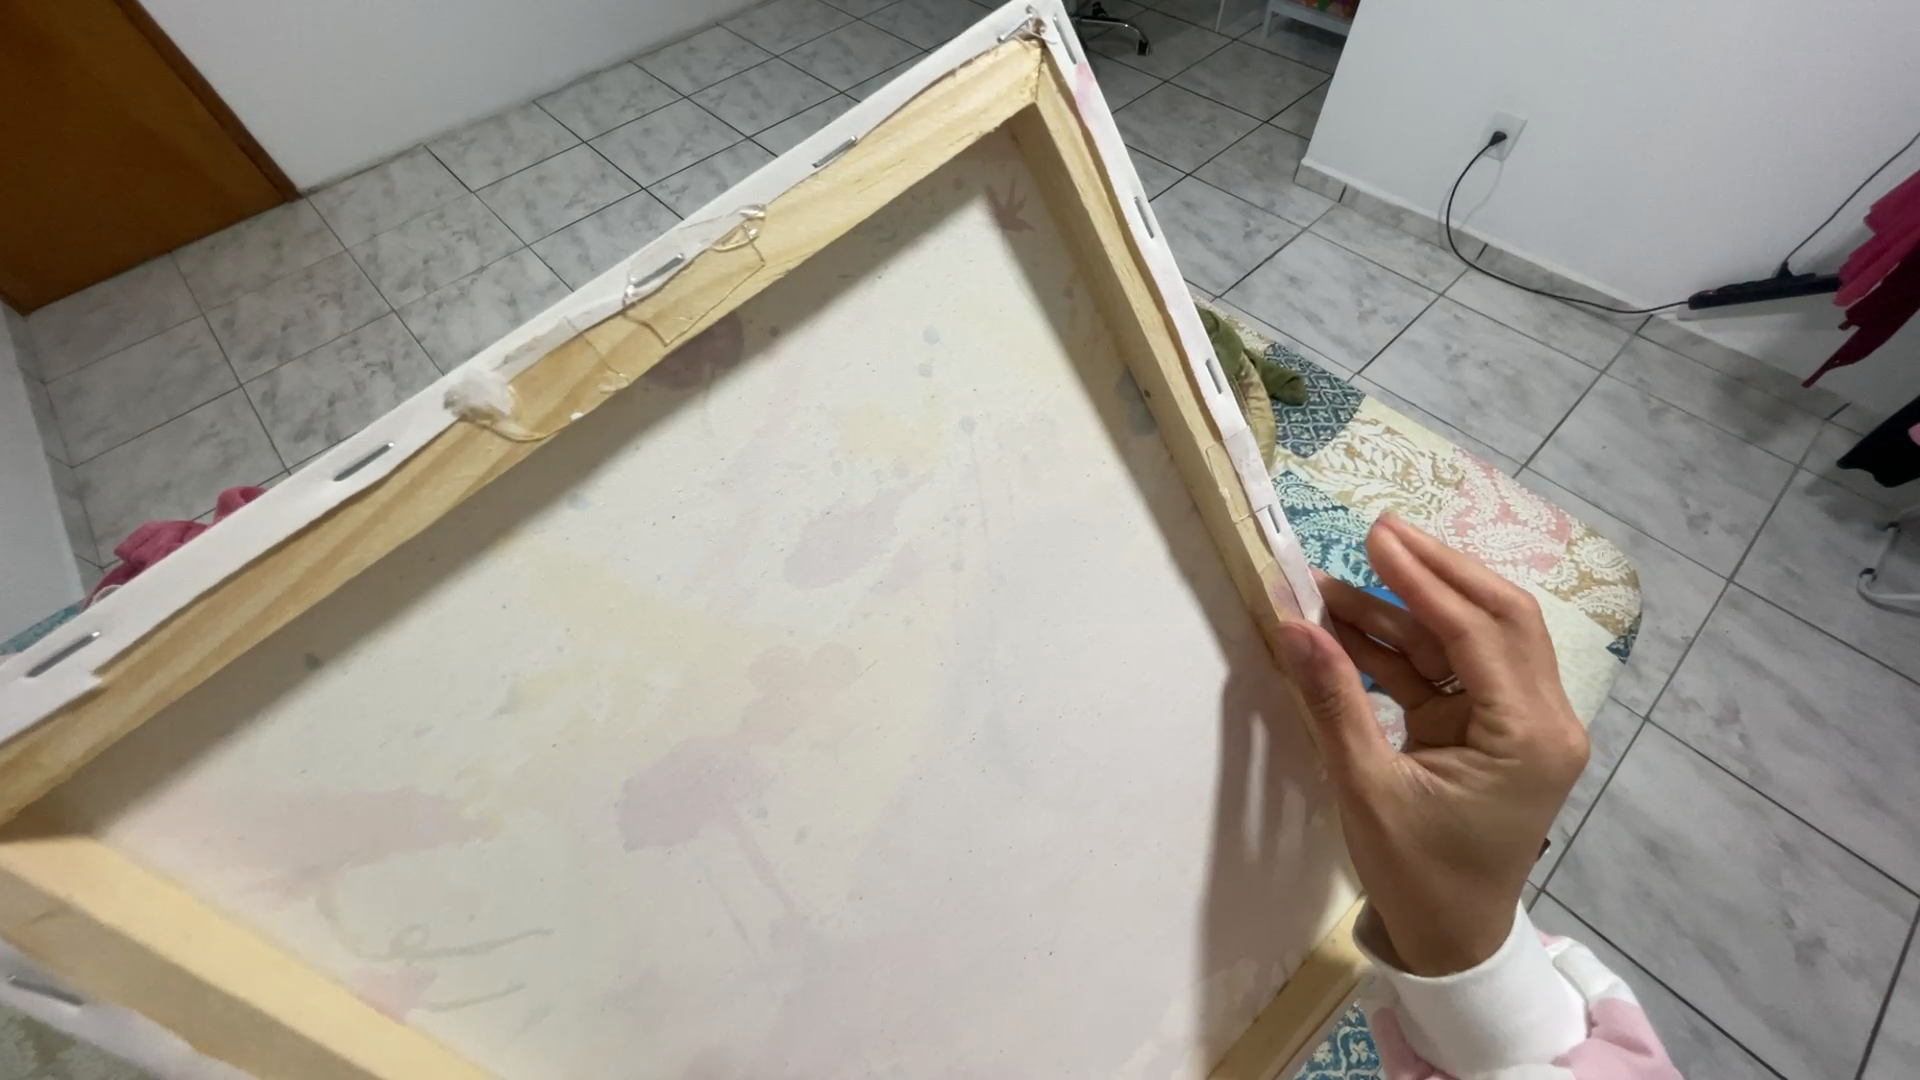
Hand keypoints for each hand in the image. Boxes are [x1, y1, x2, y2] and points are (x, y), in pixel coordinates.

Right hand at [1277, 515, 1588, 976]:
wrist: (1449, 938)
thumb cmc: (1417, 873)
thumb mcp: (1367, 785)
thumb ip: (1332, 699)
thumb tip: (1292, 625)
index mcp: (1530, 735)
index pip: (1480, 631)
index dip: (1425, 580)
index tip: (1375, 538)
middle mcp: (1537, 717)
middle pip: (1494, 617)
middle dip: (1434, 570)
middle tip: (1376, 532)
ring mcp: (1512, 721)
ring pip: (1462, 638)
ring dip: (1401, 608)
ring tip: (1332, 585)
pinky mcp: (1480, 727)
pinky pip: (1438, 670)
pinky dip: (1393, 645)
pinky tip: (1343, 627)